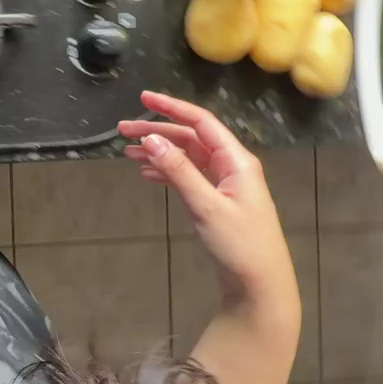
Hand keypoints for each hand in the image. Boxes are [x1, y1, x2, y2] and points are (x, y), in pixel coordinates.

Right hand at [119, 90, 294, 297]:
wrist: (260, 285)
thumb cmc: (239, 244)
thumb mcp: (206, 206)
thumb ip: (178, 171)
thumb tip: (151, 139)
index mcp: (236, 161)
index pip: (201, 123)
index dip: (172, 108)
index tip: (143, 99)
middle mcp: (231, 166)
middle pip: (190, 138)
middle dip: (157, 131)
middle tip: (123, 131)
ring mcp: (224, 184)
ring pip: (187, 157)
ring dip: (159, 152)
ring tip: (128, 153)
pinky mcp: (217, 201)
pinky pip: (188, 176)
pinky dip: (167, 171)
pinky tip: (147, 174)